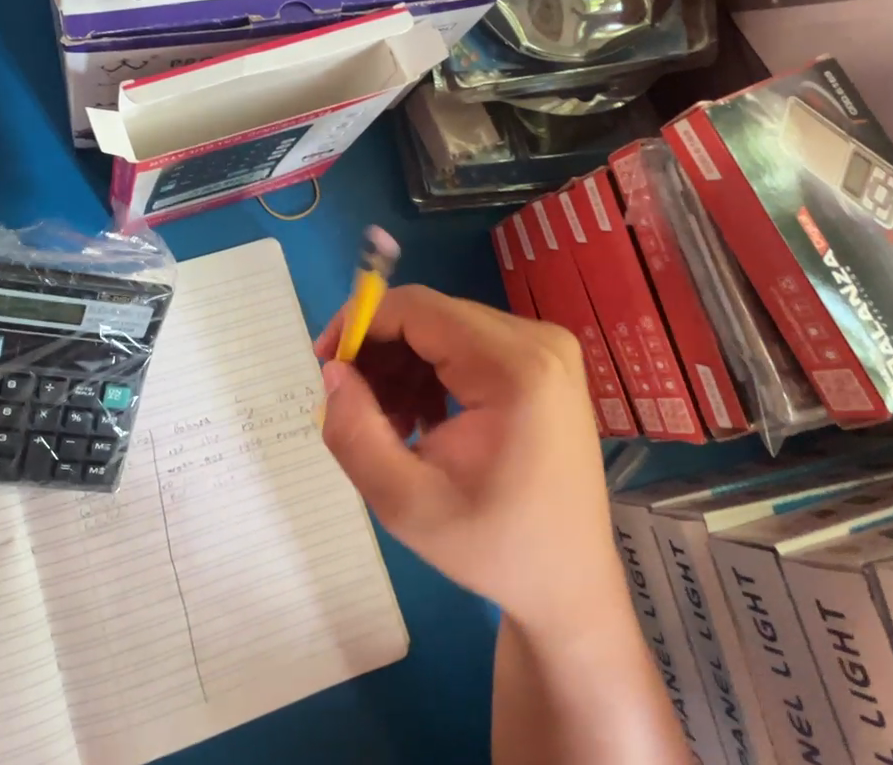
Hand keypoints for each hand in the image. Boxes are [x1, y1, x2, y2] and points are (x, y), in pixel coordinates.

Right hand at [314, 285, 617, 626]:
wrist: (568, 584)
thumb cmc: (491, 547)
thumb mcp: (403, 500)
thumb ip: (353, 430)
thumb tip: (333, 370)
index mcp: (514, 367)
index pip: (415, 308)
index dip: (357, 324)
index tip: (324, 365)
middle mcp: (538, 342)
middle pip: (428, 316)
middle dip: (378, 353)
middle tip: (353, 406)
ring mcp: (545, 351)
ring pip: (441, 329)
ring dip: (400, 368)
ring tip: (388, 426)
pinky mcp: (542, 366)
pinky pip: (464, 346)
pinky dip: (428, 375)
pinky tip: (419, 422)